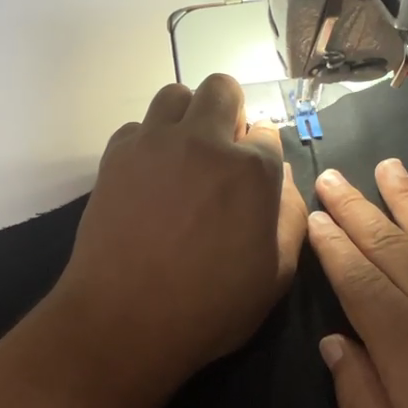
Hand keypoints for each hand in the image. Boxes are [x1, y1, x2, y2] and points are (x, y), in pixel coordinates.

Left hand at [53, 75, 307, 393]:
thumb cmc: (209, 308)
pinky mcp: (116, 154)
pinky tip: (146, 178)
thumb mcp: (276, 276)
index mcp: (252, 170)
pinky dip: (146, 143)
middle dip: (228, 112)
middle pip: (222, 89)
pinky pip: (136, 127)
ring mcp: (155, 143)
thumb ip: (290, 218)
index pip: (268, 133)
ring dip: (185, 116)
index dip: (262, 156)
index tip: (252, 179)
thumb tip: (284, 179)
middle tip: (221, 151)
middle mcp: (205, 141)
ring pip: (175, 95)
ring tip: (182, 155)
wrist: (123, 319)